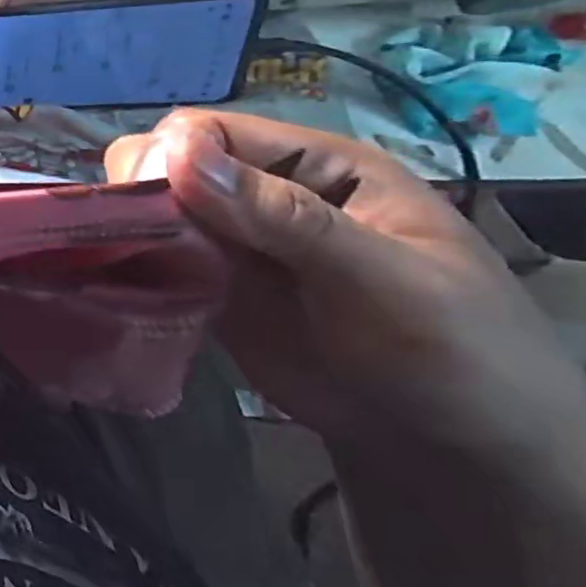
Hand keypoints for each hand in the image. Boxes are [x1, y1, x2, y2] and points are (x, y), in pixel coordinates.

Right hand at [106, 110, 585, 464]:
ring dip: (129, 230)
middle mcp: (263, 192)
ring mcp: (233, 242)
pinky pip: (155, 260)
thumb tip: (176, 153)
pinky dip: (134, 267)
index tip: (148, 200)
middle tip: (139, 240)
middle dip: (141, 191)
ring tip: (124, 266)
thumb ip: (286, 216)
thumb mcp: (387, 280)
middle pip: (166, 163)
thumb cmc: (458, 355)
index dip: (168, 154)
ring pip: (152, 210)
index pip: (209, 130)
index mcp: (312, 165)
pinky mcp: (211, 287)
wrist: (461, 457)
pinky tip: (125, 287)